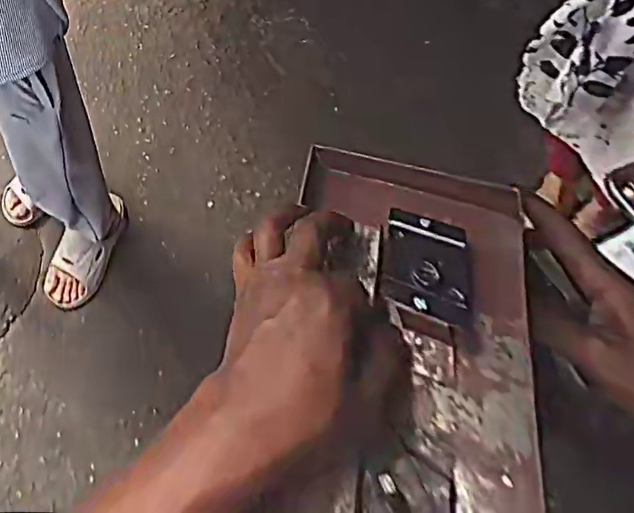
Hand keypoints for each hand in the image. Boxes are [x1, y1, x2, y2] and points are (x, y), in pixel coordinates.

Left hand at [210, 210, 405, 478]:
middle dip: (332, 222)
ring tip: (300, 211)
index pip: (356, 283)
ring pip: (272, 226)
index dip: (366, 297)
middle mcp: (294, 279)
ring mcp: (263, 279)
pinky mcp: (242, 290)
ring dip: (288, 214)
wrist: (243, 422)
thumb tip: (391, 340)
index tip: (369, 312)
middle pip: (314, 230)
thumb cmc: (296, 415)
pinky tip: (259, 239)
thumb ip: (384, 361)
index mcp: (330, 301)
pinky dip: (253, 237)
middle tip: (342, 223)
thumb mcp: (364, 401)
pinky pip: (244, 248)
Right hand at [523, 194, 633, 509]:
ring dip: (539, 266)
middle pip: (565, 252)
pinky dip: (554, 297)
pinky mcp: (632, 338)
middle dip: (528, 234)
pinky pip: (581, 304)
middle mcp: (620, 293)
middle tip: (494, 225)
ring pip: (572, 279)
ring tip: (507, 260)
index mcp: (612, 286)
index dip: (534, 208)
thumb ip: (553, 326)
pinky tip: (541, 309)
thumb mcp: (602, 361)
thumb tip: (510, 301)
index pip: (564, 234)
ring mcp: (628, 316)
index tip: (508, 188)